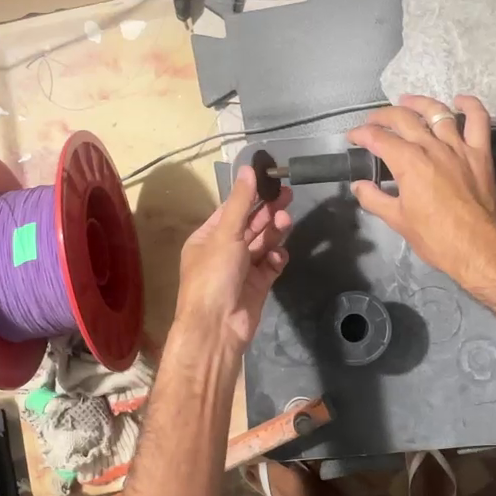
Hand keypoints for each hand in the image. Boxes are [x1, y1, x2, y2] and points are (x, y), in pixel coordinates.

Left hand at [173, 165, 292, 350]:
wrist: (217, 327)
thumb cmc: (214, 276)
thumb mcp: (225, 234)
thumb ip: (241, 202)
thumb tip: (248, 168)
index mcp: (207, 238)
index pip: (232, 210)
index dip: (251, 195)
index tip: (271, 181)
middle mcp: (223, 251)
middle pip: (250, 225)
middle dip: (268, 212)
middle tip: (288, 196)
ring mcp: (241, 269)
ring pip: (262, 244)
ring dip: (274, 232)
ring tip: (287, 221)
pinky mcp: (258, 285)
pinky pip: (270, 265)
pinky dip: (276, 259)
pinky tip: (279, 256)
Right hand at [348, 94, 495, 288]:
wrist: (480, 249)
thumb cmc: (436, 238)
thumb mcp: (398, 221)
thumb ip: (374, 199)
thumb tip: (358, 186)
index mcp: (408, 163)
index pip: (378, 138)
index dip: (361, 134)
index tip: (353, 137)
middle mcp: (432, 147)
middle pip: (403, 119)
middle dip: (383, 116)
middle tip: (373, 121)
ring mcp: (459, 147)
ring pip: (437, 113)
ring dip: (418, 103)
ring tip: (406, 101)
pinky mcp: (480, 154)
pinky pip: (478, 121)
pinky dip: (470, 106)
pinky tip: (459, 101)